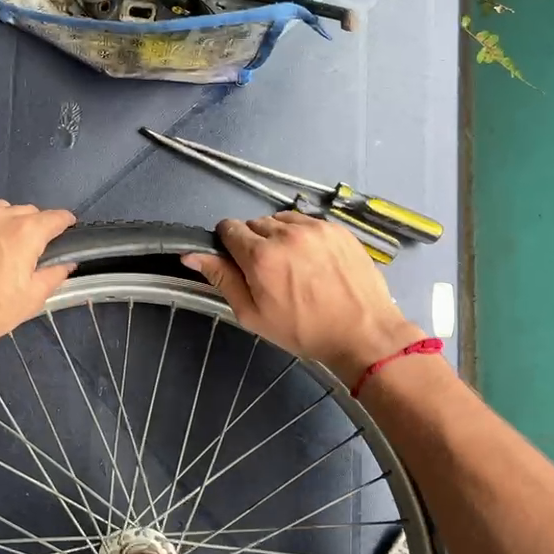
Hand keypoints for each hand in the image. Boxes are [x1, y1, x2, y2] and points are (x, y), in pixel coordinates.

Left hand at [0, 202, 76, 347]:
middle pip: (30, 211)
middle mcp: (1, 217)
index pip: (56, 217)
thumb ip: (54, 275)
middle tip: (40, 248)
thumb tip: (65, 264)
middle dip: (39, 225)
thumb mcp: (32, 298)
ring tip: (14, 243)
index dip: (66, 223)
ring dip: (14, 221)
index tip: (70, 230)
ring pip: (4, 210)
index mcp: (26, 231)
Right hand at [182, 212, 424, 382]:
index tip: (238, 263)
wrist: (363, 333)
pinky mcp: (337, 229)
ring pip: (281, 220)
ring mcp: (315, 228)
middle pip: (255, 223)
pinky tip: (312, 260)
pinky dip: (303, 236)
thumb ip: (222, 279)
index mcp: (260, 256)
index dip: (228, 245)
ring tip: (292, 264)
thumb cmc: (302, 331)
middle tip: (268, 271)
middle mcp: (286, 234)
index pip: (229, 228)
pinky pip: (308, 222)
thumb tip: (190, 255)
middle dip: (255, 242)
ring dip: (279, 236)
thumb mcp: (253, 314)